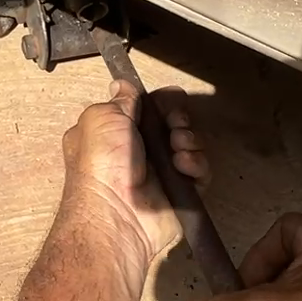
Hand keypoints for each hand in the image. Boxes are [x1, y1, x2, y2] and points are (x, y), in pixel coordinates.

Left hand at [60, 80, 205, 269]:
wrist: (116, 215)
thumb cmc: (101, 166)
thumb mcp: (100, 118)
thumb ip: (120, 100)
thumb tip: (123, 85)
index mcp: (114, 132)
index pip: (147, 108)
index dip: (160, 102)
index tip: (165, 101)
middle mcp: (137, 151)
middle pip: (173, 122)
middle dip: (179, 118)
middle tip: (174, 125)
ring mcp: (161, 172)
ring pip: (190, 144)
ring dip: (189, 140)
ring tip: (178, 147)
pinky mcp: (181, 191)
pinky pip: (200, 170)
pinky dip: (197, 164)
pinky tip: (184, 167)